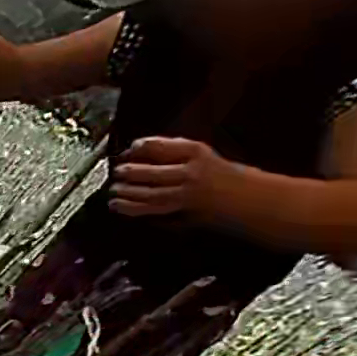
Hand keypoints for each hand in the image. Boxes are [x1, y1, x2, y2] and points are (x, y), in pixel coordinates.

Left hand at [110, 137, 243, 217]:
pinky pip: (145, 209)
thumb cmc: (213, 172)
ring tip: (114, 189)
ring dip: (125, 191)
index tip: (132, 147)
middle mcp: (192, 172)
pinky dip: (126, 207)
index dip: (146, 146)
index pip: (167, 147)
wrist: (243, 194)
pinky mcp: (175, 209)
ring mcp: (183, 193)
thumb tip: (134, 150)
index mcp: (198, 154)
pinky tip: (114, 204)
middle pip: (152, 172)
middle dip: (130, 171)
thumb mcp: (198, 155)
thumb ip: (171, 151)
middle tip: (117, 171)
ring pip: (147, 193)